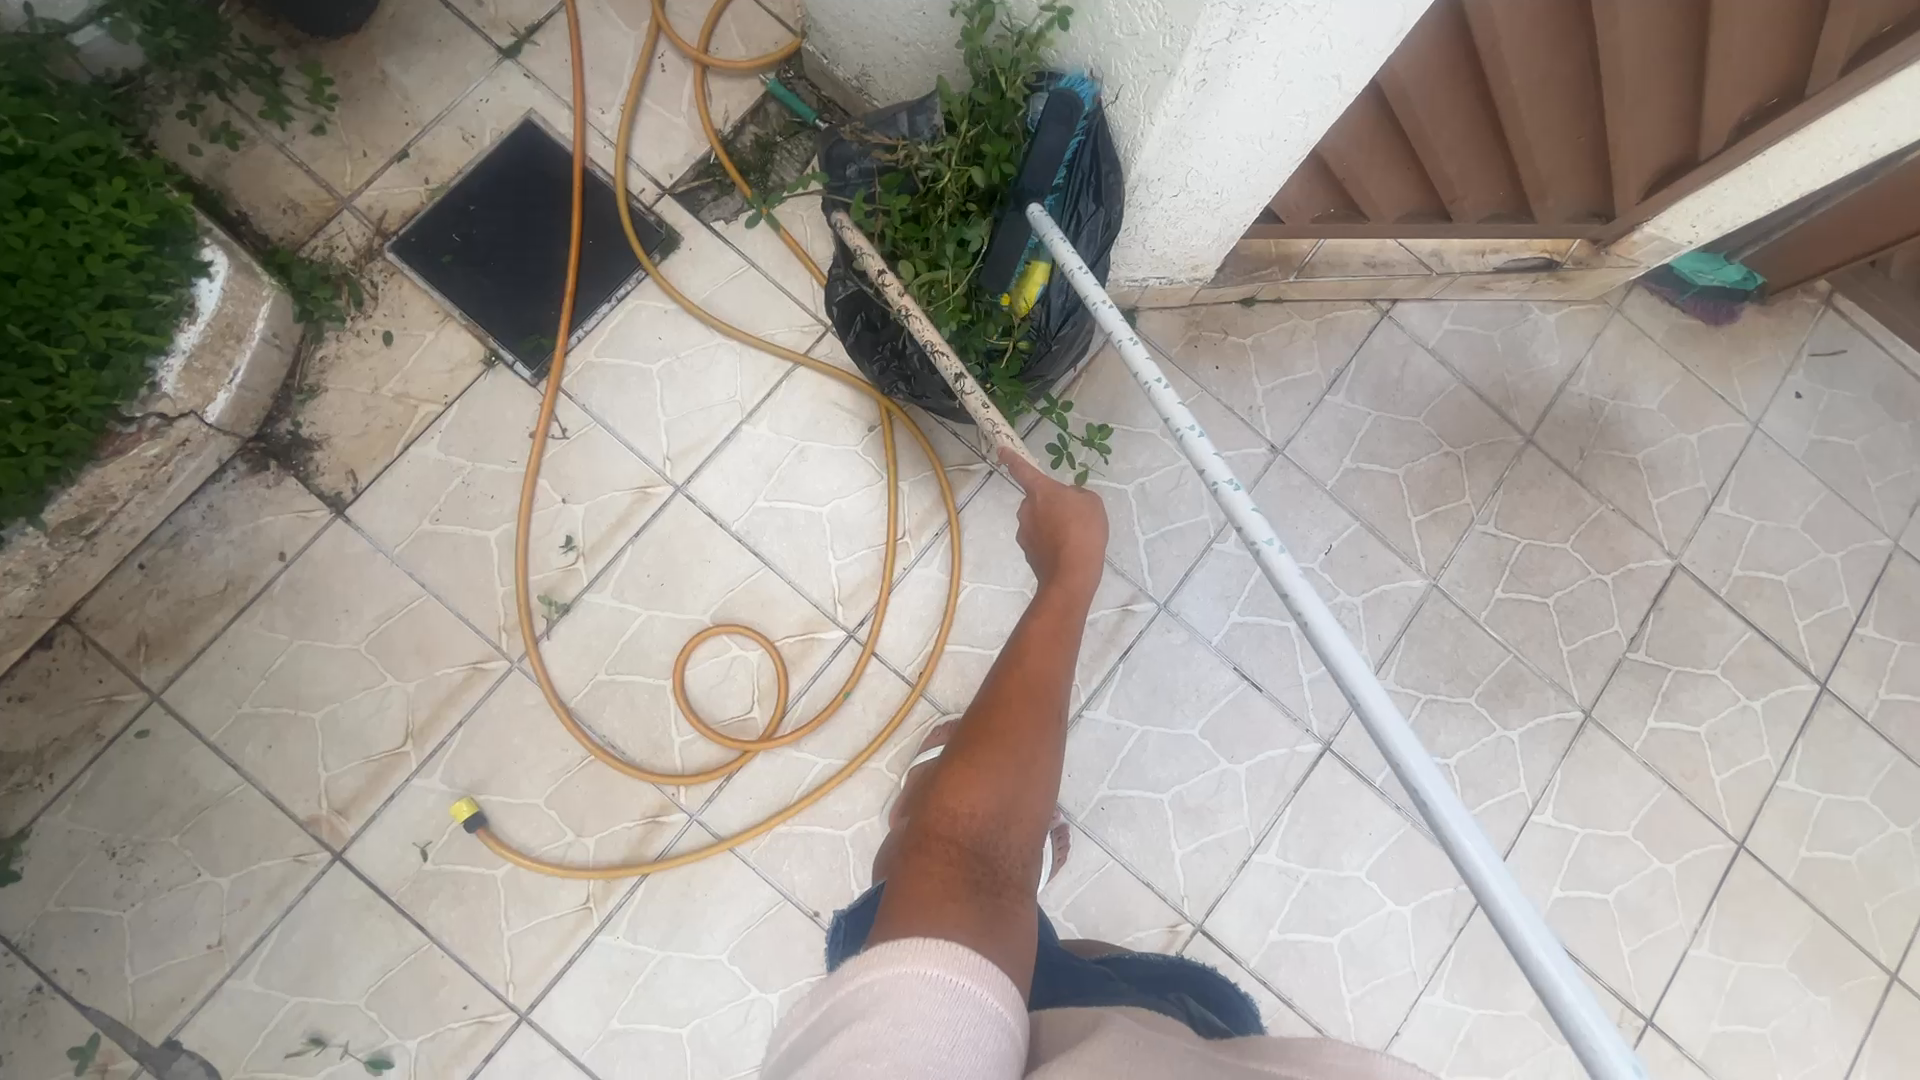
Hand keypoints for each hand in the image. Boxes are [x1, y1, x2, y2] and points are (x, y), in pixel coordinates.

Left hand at [1000, 448, 1107, 597]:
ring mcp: (1024, 532)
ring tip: (1073, 536)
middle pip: (1036, 500)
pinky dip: (1051, 542)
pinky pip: (1040, 540)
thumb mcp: (1092, 503)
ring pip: (1038, 521)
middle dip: (1050, 505)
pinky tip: (1067, 550)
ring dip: (1051, 525)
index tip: (1001, 450)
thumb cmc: (1084, 531)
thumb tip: (1068, 499)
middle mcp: (1026, 509)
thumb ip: (1077, 495)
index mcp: (1041, 491)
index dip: (1012, 459)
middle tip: (1073, 515)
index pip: (1022, 470)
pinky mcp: (1027, 551)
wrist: (1072, 573)